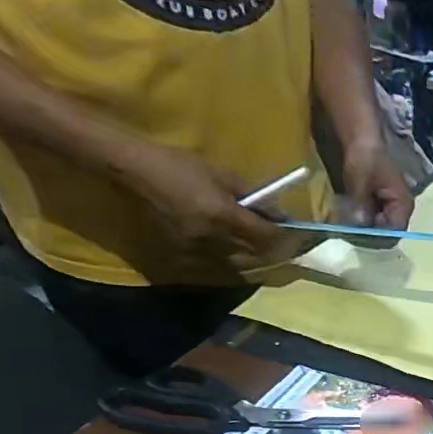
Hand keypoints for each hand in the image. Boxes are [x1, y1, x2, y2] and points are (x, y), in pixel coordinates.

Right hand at [114, 141, 314, 271]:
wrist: (136, 171)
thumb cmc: (180, 165)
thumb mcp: (222, 175)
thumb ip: (252, 197)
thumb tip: (278, 214)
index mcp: (222, 215)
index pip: (265, 237)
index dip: (284, 240)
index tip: (297, 237)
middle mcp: (212, 238)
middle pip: (255, 256)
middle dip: (274, 253)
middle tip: (287, 248)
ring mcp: (196, 250)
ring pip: (239, 266)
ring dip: (256, 262)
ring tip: (268, 255)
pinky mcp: (183, 256)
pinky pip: (218, 268)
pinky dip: (234, 265)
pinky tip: (241, 258)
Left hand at [340, 138, 414, 230]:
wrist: (362, 141)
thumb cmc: (365, 156)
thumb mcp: (360, 179)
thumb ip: (361, 203)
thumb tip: (360, 224)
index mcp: (402, 204)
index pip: (393, 233)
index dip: (376, 237)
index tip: (356, 234)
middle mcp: (399, 212)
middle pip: (386, 236)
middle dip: (367, 235)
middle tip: (346, 232)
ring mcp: (389, 211)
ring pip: (377, 231)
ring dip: (361, 231)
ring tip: (344, 225)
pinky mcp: (379, 209)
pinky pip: (371, 223)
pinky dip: (359, 224)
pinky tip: (347, 219)